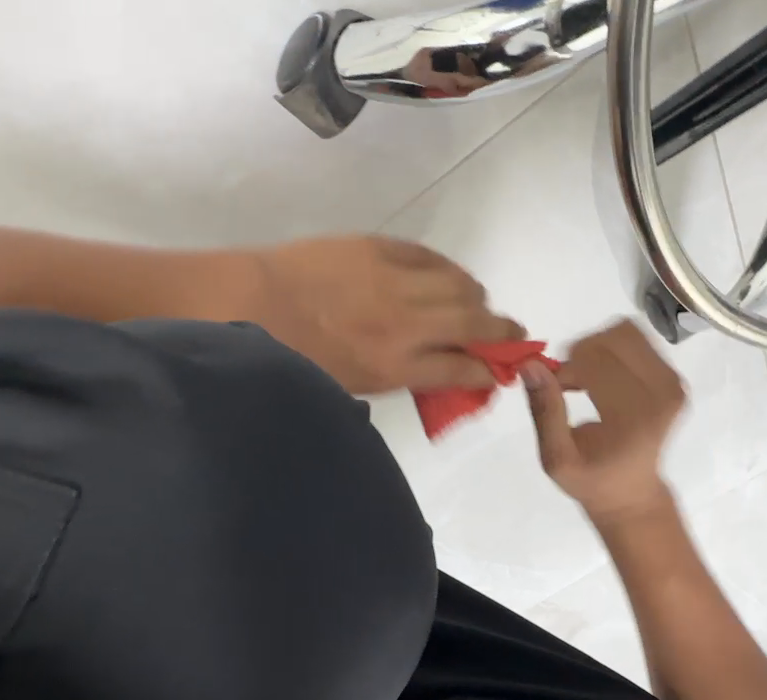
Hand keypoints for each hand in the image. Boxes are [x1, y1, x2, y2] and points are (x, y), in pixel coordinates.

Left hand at [241, 236, 523, 395]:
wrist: (253, 305)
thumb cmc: (293, 358)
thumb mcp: (349, 386)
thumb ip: (395, 378)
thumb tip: (427, 370)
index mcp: (397, 366)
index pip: (462, 368)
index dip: (487, 371)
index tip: (497, 371)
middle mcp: (408, 325)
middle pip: (474, 324)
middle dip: (502, 331)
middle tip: (513, 335)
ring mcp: (397, 282)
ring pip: (461, 286)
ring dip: (478, 297)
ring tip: (479, 304)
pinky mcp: (381, 247)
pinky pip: (431, 257)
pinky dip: (447, 268)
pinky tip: (449, 275)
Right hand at [523, 320, 683, 520]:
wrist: (630, 493)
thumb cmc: (589, 479)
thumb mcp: (555, 458)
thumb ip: (544, 411)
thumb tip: (529, 364)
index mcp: (634, 416)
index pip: (595, 362)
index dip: (567, 368)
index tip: (555, 390)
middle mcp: (662, 394)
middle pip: (613, 338)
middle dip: (582, 354)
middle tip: (568, 384)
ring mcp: (673, 385)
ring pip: (627, 333)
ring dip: (597, 349)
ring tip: (584, 380)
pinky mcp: (675, 380)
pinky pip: (638, 343)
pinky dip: (612, 354)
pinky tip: (602, 380)